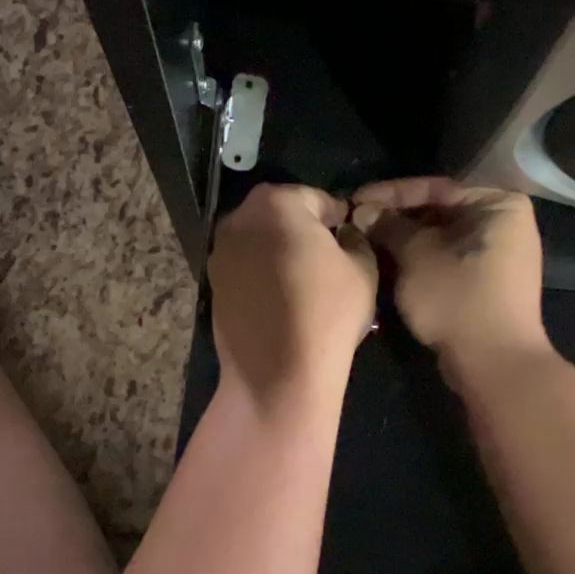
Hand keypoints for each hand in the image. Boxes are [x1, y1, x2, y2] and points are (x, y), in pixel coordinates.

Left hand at [209, 183, 378, 405]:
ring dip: (280, 252)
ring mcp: (219, 254)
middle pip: (281, 215)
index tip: (349, 236)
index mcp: (276, 203)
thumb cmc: (326, 313)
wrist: (277, 375)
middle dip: (304, 230)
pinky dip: (262, 276)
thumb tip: (344, 234)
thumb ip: (355, 239)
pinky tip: (282, 301)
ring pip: (259, 242)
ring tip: (305, 282)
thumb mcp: (363, 269)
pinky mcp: (212, 286)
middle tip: (328, 258)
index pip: (316, 199)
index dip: (338, 217)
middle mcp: (238, 220)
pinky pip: (245, 269)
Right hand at [352, 177, 547, 363]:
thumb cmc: (457, 297)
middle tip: (356, 223)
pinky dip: (418, 261)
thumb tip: (364, 211)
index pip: (435, 188)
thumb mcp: (416, 255)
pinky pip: (447, 261)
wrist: (494, 363)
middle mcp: (503, 224)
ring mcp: (497, 257)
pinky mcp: (487, 284)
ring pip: (440, 240)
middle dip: (395, 220)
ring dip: (402, 242)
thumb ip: (388, 226)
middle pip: (438, 213)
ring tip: (364, 243)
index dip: (390, 194)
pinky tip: (386, 265)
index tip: (355, 200)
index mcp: (498, 205)